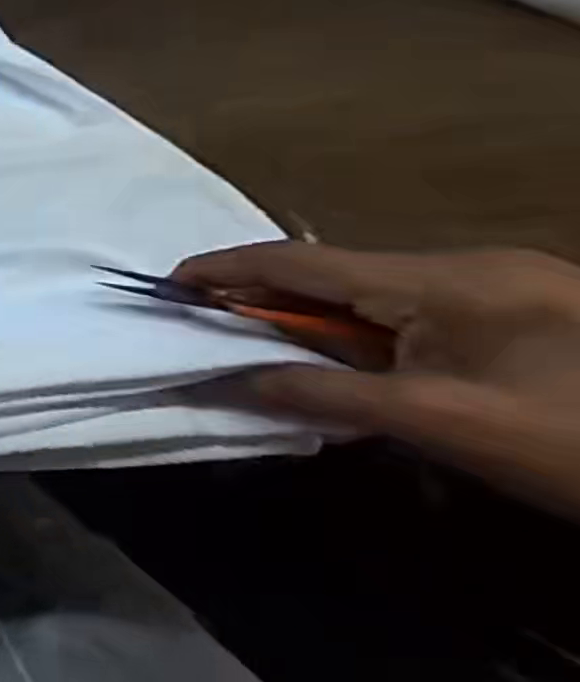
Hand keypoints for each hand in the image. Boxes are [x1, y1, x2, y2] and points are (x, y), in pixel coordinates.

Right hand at [176, 242, 579, 517]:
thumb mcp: (439, 423)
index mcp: (446, 279)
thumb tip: (221, 384)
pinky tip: (353, 361)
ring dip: (313, 320)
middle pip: (333, 274)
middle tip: (210, 326)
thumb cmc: (578, 445)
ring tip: (272, 350)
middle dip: (264, 299)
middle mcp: (470, 267)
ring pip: (370, 294)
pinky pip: (411, 312)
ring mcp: (505, 286)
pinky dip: (361, 333)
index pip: (299, 260)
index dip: (222, 270)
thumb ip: (317, 393)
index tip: (167, 286)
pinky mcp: (527, 313)